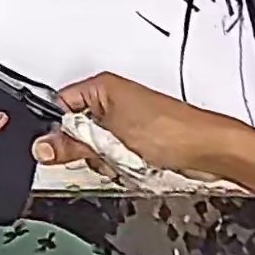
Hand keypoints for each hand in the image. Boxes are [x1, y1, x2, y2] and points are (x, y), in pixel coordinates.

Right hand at [31, 72, 254, 176]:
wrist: (211, 150)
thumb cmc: (171, 130)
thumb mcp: (110, 141)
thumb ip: (71, 145)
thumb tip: (43, 147)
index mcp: (100, 87)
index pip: (60, 105)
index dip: (58, 129)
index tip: (58, 148)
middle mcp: (111, 100)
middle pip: (77, 130)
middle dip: (87, 149)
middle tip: (102, 153)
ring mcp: (125, 121)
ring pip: (96, 147)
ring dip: (106, 160)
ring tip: (124, 160)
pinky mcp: (137, 140)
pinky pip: (115, 156)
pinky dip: (121, 166)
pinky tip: (134, 167)